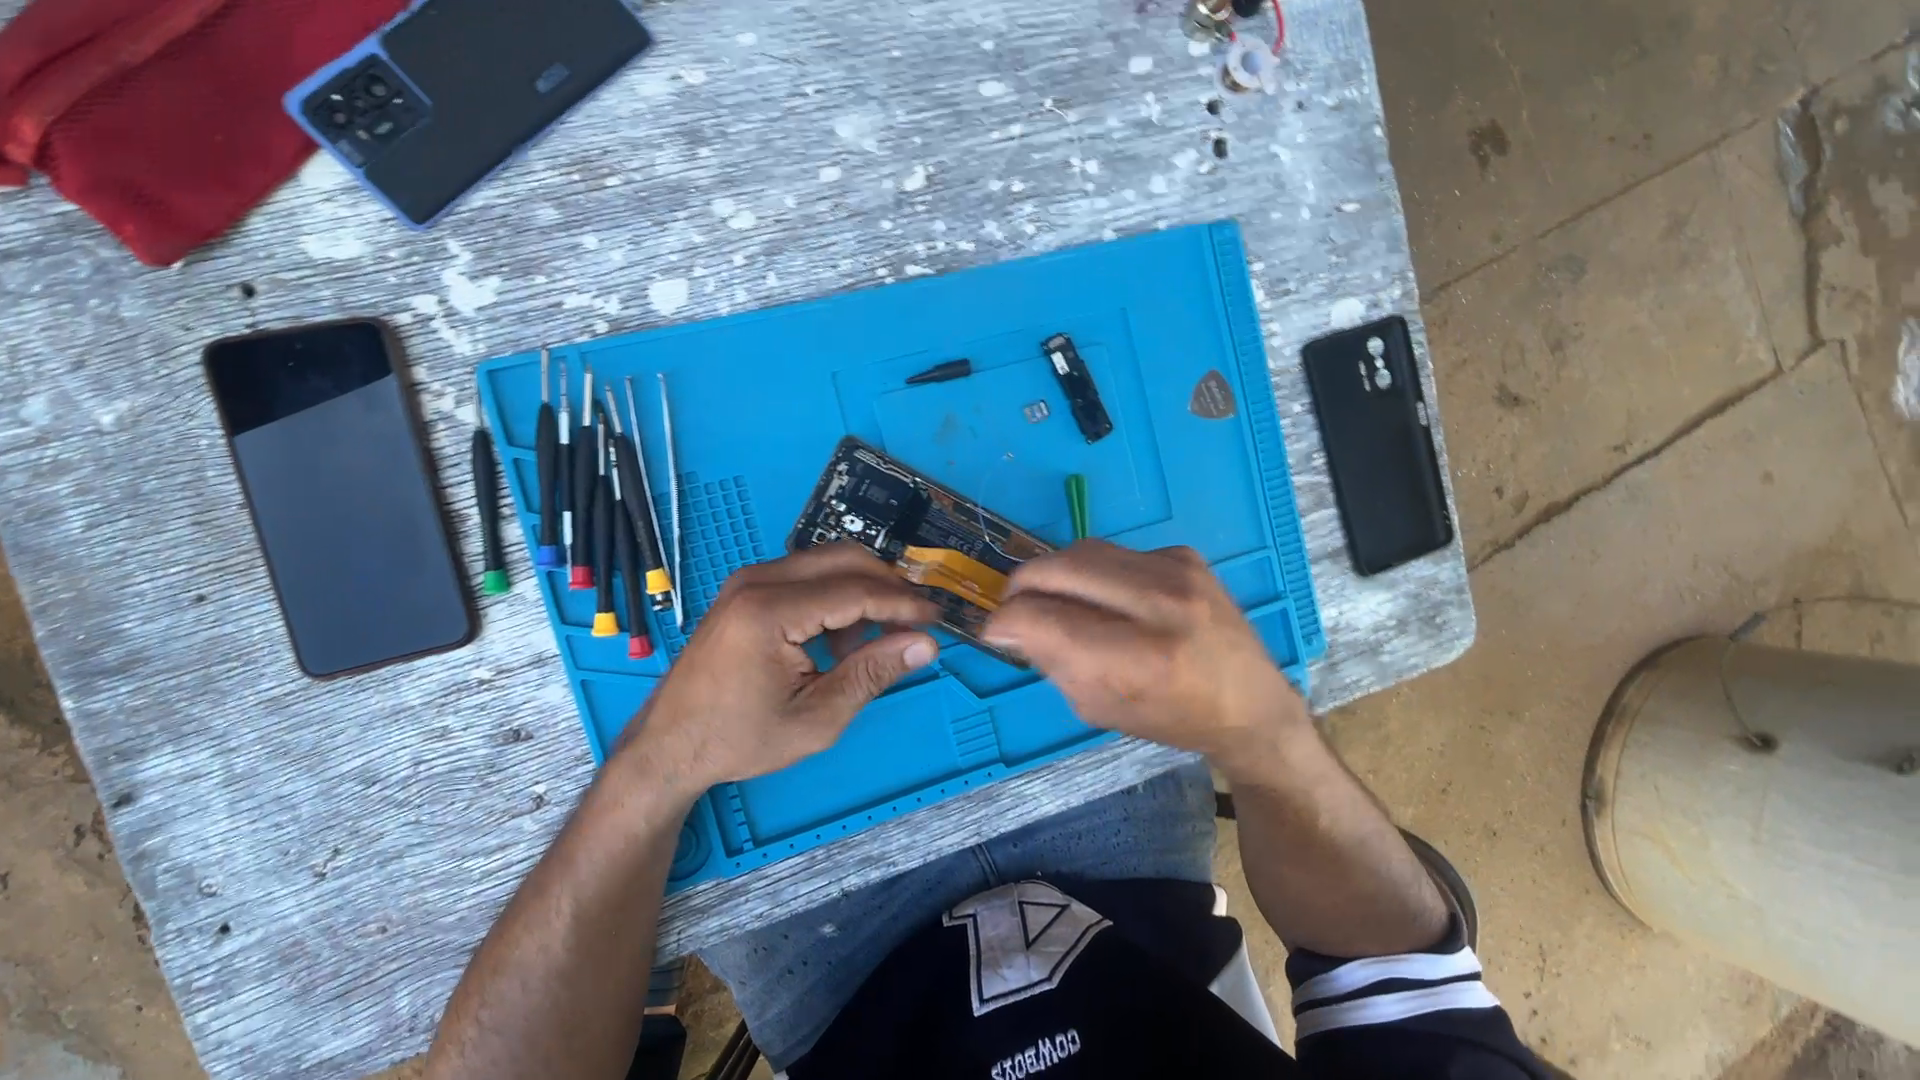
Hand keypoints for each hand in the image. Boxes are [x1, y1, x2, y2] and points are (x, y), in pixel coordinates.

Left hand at [617, 544, 939, 791]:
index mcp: (770, 611)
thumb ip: (872, 674)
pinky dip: (833, 598)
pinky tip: (833, 644)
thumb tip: (925, 644)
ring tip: (864, 650)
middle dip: (887, 588)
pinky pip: (805, 575)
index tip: (937, 620)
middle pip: (844, 559)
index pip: (856, 590)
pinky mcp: (745, 589)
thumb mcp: (816, 718)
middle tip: (913, 625)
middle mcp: (757, 580)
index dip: (903, 604)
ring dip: (860, 594)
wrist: (670, 745)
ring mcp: (747, 580)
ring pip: (826, 562)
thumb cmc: (740, 739)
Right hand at [982, 541, 1308, 777]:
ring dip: (1055, 575)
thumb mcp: (1100, 709)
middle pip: (1057, 569)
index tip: (996, 631)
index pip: (1043, 619)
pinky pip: (1115, 552)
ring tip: (1054, 600)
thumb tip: (1010, 624)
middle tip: (1015, 607)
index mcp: (1140, 659)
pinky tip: (1105, 597)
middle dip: (1021, 587)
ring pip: (1082, 551)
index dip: (1004, 622)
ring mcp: (1177, 572)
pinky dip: (1095, 572)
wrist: (1250, 702)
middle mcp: (1161, 605)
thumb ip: (1051, 662)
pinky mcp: (1185, 555)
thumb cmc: (1172, 718)